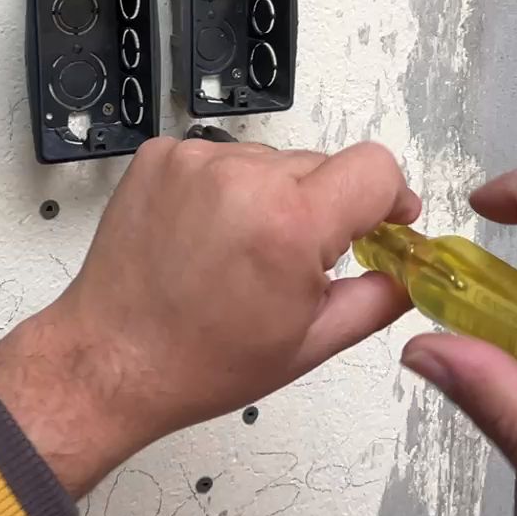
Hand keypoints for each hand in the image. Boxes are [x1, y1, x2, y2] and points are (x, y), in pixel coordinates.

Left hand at [0, 136, 420, 496]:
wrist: (111, 356)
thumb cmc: (197, 360)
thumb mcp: (308, 344)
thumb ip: (375, 299)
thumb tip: (406, 274)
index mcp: (289, 224)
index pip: (374, 166)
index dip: (390, 194)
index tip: (385, 215)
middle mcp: (242, 178)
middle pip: (321, 164)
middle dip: (324, 206)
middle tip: (296, 255)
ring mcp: (195, 161)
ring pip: (269, 160)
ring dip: (271, 195)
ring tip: (239, 248)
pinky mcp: (161, 155)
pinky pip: (221, 156)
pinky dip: (225, 187)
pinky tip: (207, 231)